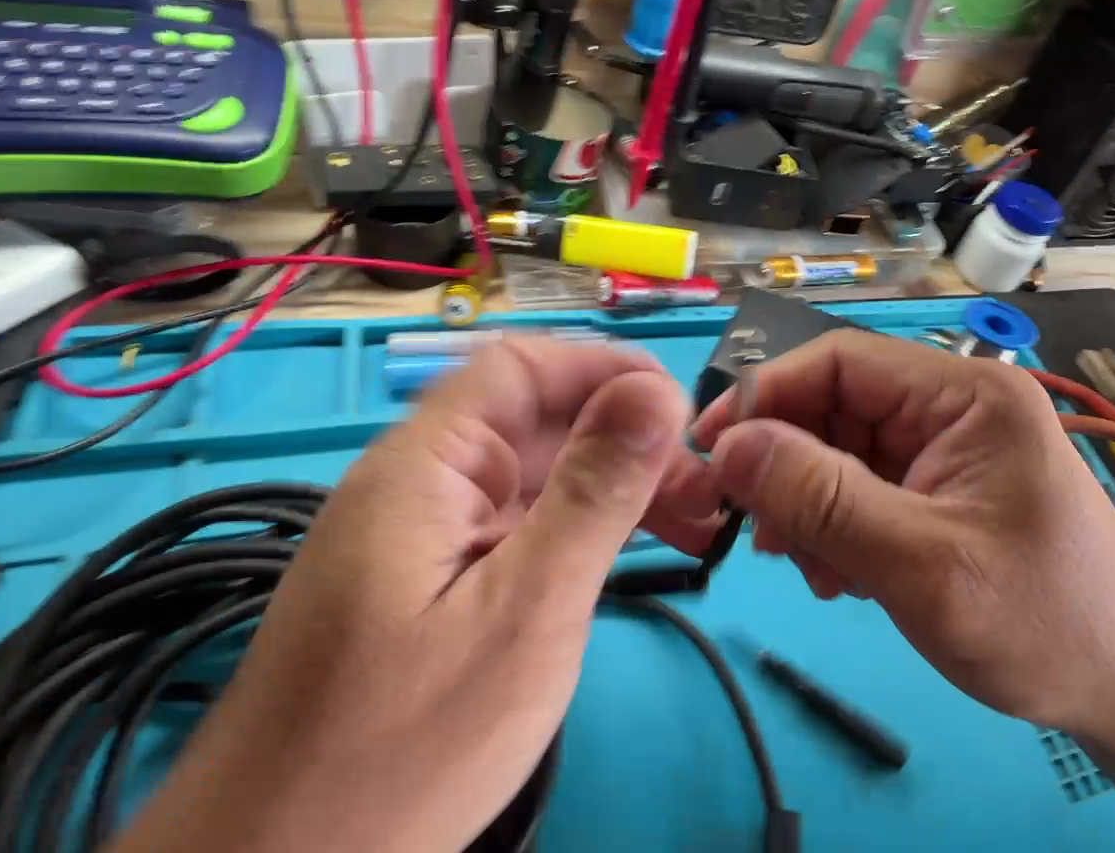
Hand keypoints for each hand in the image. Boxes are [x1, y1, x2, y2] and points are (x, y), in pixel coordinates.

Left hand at [113, 338, 697, 852]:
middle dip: (628, 439)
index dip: (605, 370)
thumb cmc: (405, 747)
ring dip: (617, 487)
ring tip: (698, 523)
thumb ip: (592, 494)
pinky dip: (585, 531)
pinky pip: (522, 528)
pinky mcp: (438, 585)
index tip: (683, 413)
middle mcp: (421, 485)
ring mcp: (427, 538)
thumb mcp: (525, 612)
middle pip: (536, 421)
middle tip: (709, 489)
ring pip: (537, 476)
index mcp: (424, 466)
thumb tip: (653, 390)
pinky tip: (639, 552)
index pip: (520, 367)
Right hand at [683, 330, 1114, 735]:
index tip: (710, 451)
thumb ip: (822, 499)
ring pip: (840, 454)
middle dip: (787, 467)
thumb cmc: (1042, 620)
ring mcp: (946, 452)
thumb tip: (728, 445)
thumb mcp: (923, 563)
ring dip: (809, 506)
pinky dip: (835, 528)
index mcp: (965, 394)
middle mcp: (953, 408)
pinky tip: (839, 576)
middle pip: (835, 409)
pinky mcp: (940, 493)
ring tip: (813, 570)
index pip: (839, 361)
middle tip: (759, 533)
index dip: (766, 396)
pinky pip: (862, 490)